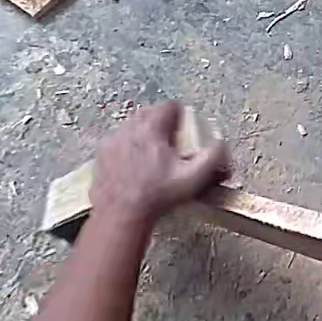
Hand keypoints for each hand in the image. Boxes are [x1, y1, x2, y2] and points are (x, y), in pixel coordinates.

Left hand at [89, 101, 229, 234]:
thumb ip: (213, 156)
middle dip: (162, 122)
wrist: (121, 215)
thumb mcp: (195, 177)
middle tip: (172, 141)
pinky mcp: (101, 156)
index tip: (185, 129)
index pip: (170, 105)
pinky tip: (136, 166)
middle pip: (150, 112)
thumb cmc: (157, 196)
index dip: (182, 115)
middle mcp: (129, 129)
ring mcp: (112, 142)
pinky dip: (128, 148)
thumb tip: (220, 143)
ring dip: (144, 134)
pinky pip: (118, 142)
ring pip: (132, 126)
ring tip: (154, 154)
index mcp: (152, 129)